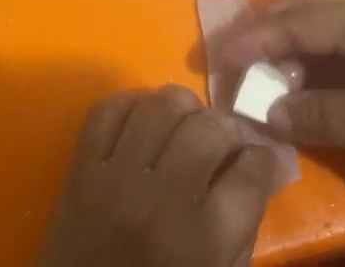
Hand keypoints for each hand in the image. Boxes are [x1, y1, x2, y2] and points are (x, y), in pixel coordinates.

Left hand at [40, 85, 275, 266]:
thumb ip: (244, 226)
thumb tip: (265, 170)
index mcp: (203, 240)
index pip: (250, 173)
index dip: (265, 159)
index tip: (262, 160)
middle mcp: (161, 200)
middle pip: (208, 129)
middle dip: (228, 128)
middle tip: (227, 142)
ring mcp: (115, 178)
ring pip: (159, 106)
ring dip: (183, 107)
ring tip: (187, 124)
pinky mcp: (80, 169)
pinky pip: (107, 110)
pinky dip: (131, 104)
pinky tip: (144, 119)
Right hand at [216, 0, 344, 211]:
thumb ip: (312, 113)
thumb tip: (266, 111)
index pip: (299, 19)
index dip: (256, 38)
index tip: (221, 56)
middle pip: (312, 2)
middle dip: (272, 22)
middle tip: (241, 49)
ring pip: (332, 20)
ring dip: (296, 39)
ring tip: (270, 68)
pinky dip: (322, 56)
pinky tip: (311, 80)